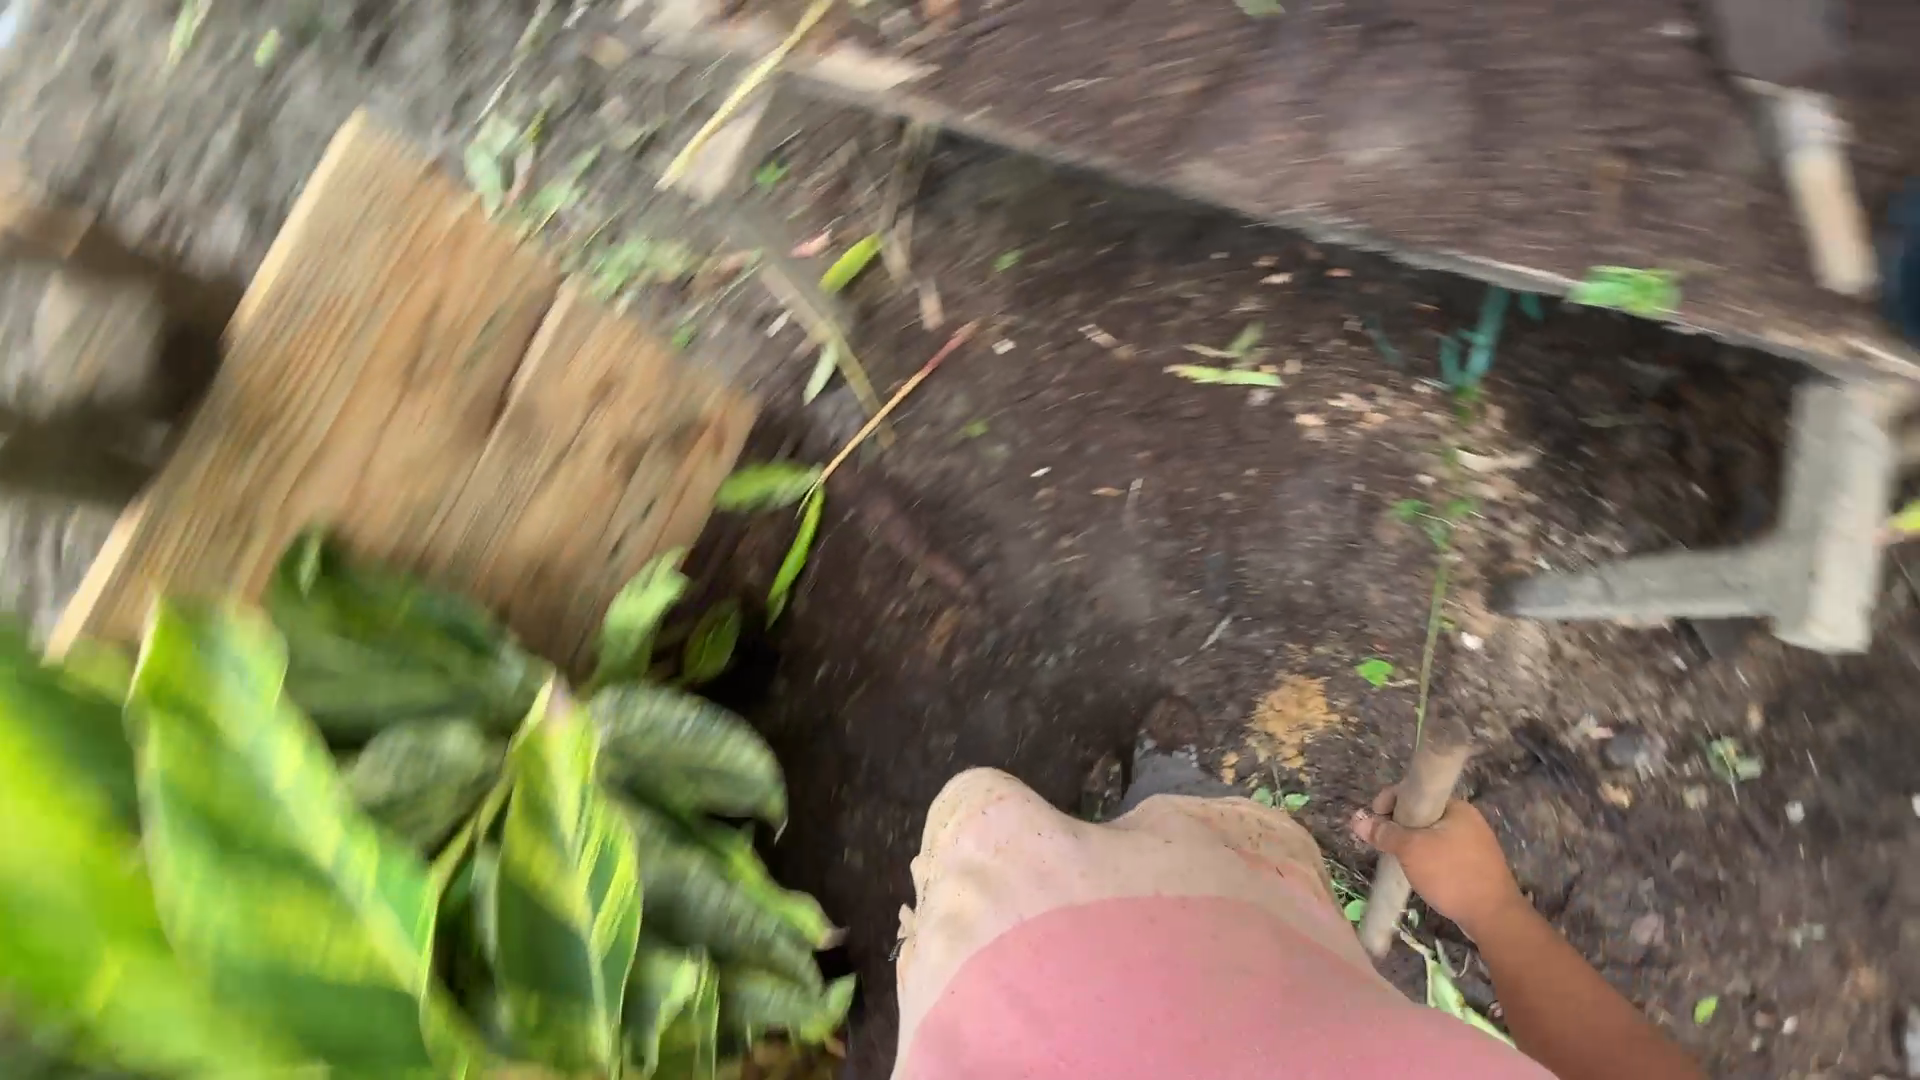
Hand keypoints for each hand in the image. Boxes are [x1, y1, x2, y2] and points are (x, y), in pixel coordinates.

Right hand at [1350, 790, 1527, 937]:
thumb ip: (1383, 833)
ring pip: (1430, 833)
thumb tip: (1356, 820)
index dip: (1389, 802)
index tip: (1375, 821)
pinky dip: (1426, 856)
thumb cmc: (1451, 874)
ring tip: (1397, 858)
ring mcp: (1474, 843)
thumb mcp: (1410, 849)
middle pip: (1420, 813)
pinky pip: (1441, 851)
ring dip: (1410, 842)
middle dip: (1397, 825)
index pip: (1413, 791)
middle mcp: (1466, 819)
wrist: (1495, 919)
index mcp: (1455, 807)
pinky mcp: (1475, 864)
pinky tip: (1418, 870)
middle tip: (1383, 842)